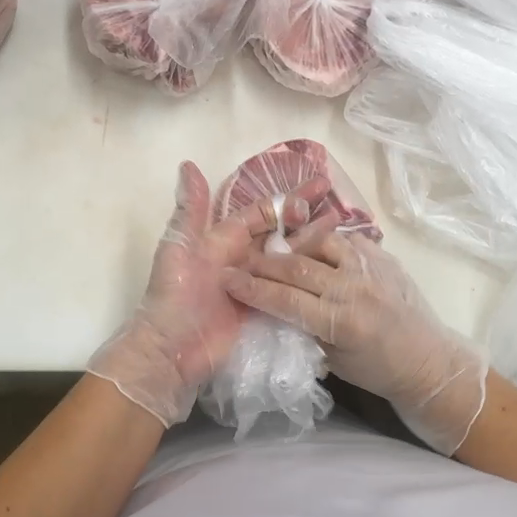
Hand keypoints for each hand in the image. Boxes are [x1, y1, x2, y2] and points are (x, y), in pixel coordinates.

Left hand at [88, 161, 320, 426]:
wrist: (171, 351)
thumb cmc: (173, 296)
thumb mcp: (179, 247)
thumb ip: (192, 208)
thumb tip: (188, 164)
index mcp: (224, 239)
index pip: (262, 212)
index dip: (288, 200)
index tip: (318, 190)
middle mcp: (243, 258)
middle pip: (281, 232)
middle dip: (309, 217)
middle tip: (339, 204)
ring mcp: (257, 285)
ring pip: (291, 258)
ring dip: (316, 243)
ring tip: (345, 231)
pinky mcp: (266, 310)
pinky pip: (292, 288)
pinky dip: (312, 277)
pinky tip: (336, 269)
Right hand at [227, 226, 486, 453]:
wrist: (429, 361)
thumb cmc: (377, 371)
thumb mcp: (332, 360)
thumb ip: (303, 329)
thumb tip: (272, 305)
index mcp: (340, 323)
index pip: (285, 300)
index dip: (252, 288)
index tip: (227, 278)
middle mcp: (354, 289)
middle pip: (296, 267)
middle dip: (263, 262)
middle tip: (241, 259)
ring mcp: (371, 268)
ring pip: (320, 243)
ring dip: (293, 247)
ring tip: (276, 251)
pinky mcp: (383, 256)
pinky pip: (345, 239)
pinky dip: (323, 243)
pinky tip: (312, 249)